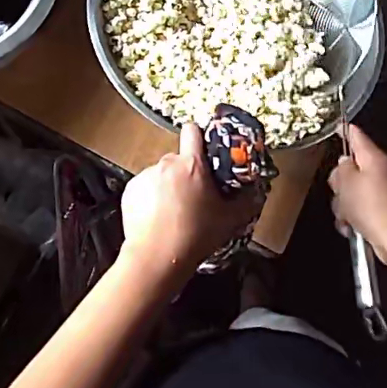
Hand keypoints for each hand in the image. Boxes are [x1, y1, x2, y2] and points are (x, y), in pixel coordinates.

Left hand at [120, 123, 264, 279]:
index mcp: (192, 164)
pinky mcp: (130, 189)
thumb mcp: (230, 219)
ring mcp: (146, 176)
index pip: (193, 131)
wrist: (156, 256)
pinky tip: (159, 217)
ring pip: (161, 174)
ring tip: (174, 211)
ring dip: (168, 186)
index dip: (199, 136)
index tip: (204, 149)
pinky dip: (151, 197)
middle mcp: (166, 164)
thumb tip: (256, 192)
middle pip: (178, 158)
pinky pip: (145, 187)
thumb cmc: (194, 236)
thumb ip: (246, 201)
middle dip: (186, 172)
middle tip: (194, 195)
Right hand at [328, 123, 386, 270]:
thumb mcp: (347, 182)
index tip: (334, 126)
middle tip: (340, 190)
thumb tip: (343, 163)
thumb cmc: (373, 209)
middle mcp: (378, 172)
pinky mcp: (379, 210)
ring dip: (342, 204)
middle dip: (338, 181)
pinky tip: (351, 227)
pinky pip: (356, 208)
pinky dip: (350, 217)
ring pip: (349, 190)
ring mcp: (380, 192)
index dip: (343, 130)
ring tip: (347, 215)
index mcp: (373, 159)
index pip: (356, 135)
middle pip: (348, 167)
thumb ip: (340, 168)